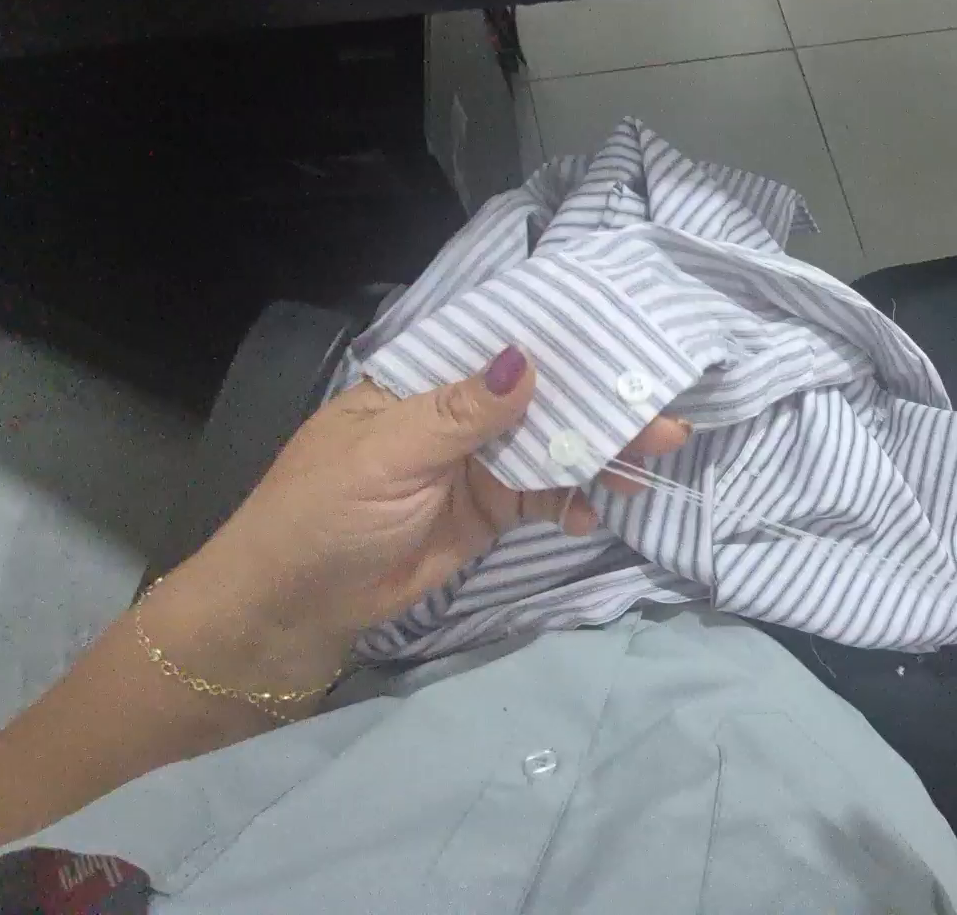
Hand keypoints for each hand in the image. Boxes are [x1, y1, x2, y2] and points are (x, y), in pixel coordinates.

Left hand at [149, 345, 688, 697]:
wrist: (293, 612)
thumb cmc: (322, 515)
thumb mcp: (388, 456)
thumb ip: (461, 413)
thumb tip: (525, 361)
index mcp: (426, 383)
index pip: (501, 351)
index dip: (562, 347)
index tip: (623, 345)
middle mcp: (462, 416)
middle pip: (544, 403)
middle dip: (602, 409)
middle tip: (663, 421)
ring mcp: (481, 464)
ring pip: (555, 448)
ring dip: (601, 456)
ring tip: (651, 462)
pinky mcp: (493, 509)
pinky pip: (546, 497)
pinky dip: (572, 503)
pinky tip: (590, 516)